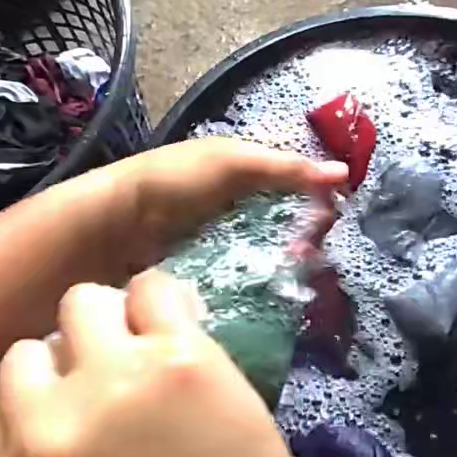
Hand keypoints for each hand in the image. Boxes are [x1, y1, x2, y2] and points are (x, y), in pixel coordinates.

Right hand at [0, 271, 342, 456]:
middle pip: (30, 352)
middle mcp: (44, 434)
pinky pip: (151, 287)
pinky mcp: (174, 356)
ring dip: (108, 320)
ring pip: (84, 303)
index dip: (36, 403)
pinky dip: (160, 298)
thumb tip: (17, 414)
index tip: (70, 406)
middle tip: (108, 376)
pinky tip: (178, 321)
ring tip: (142, 342)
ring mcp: (111, 386)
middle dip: (67, 364)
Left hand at [76, 137, 347, 279]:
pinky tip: (273, 293)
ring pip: (271, 253)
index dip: (315, 202)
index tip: (327, 223)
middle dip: (303, 237)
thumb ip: (285, 167)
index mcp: (243, 175)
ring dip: (287, 264)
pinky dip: (263, 283)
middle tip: (308, 255)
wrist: (112, 230)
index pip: (296, 187)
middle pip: (287, 223)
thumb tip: (344, 172)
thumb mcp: (232, 162)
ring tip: (295, 276)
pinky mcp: (211, 274)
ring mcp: (223, 243)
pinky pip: (248, 278)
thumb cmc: (173, 182)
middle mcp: (236, 208)